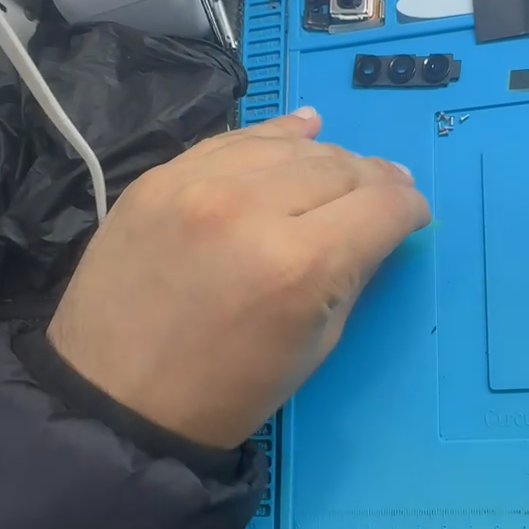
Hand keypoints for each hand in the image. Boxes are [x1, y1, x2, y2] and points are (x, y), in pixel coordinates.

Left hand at [48, 108, 428, 447]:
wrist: (115, 399)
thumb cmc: (227, 393)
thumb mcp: (315, 347)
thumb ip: (352, 276)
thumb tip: (376, 231)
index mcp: (301, 266)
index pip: (382, 207)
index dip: (410, 208)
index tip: (414, 216)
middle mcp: (252, 208)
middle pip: (340, 167)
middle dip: (375, 179)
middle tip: (386, 191)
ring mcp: (198, 185)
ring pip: (291, 146)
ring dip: (330, 157)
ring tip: (345, 168)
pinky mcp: (159, 178)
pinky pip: (234, 140)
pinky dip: (276, 135)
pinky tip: (303, 129)